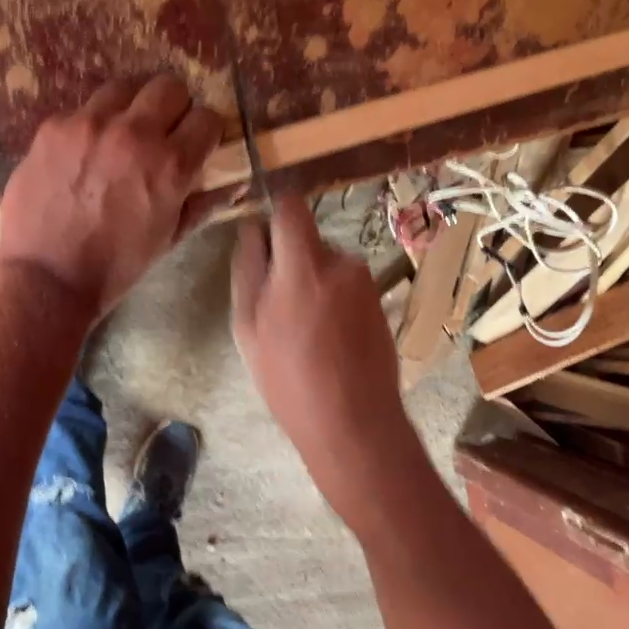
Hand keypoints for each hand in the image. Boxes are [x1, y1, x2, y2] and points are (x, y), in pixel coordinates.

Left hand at [0, 74, 222, 315]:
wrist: (47, 277)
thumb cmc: (117, 266)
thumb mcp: (169, 238)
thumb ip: (204, 203)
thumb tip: (235, 184)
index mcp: (170, 164)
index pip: (208, 118)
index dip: (205, 132)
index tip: (197, 145)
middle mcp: (133, 133)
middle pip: (169, 87)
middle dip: (173, 108)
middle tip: (162, 133)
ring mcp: (89, 124)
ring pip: (124, 88)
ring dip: (132, 107)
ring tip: (122, 135)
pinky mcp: (53, 127)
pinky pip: (83, 110)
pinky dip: (91, 127)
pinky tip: (83, 156)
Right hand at [231, 193, 424, 522]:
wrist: (354, 422)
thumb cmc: (289, 380)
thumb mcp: (247, 327)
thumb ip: (248, 269)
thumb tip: (251, 229)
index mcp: (304, 264)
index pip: (291, 206)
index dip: (275, 214)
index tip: (264, 239)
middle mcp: (342, 263)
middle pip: (309, 241)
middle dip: (292, 262)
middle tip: (279, 309)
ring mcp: (366, 284)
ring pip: (329, 267)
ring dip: (315, 286)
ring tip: (305, 334)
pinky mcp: (381, 304)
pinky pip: (348, 289)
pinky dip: (335, 305)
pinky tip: (329, 343)